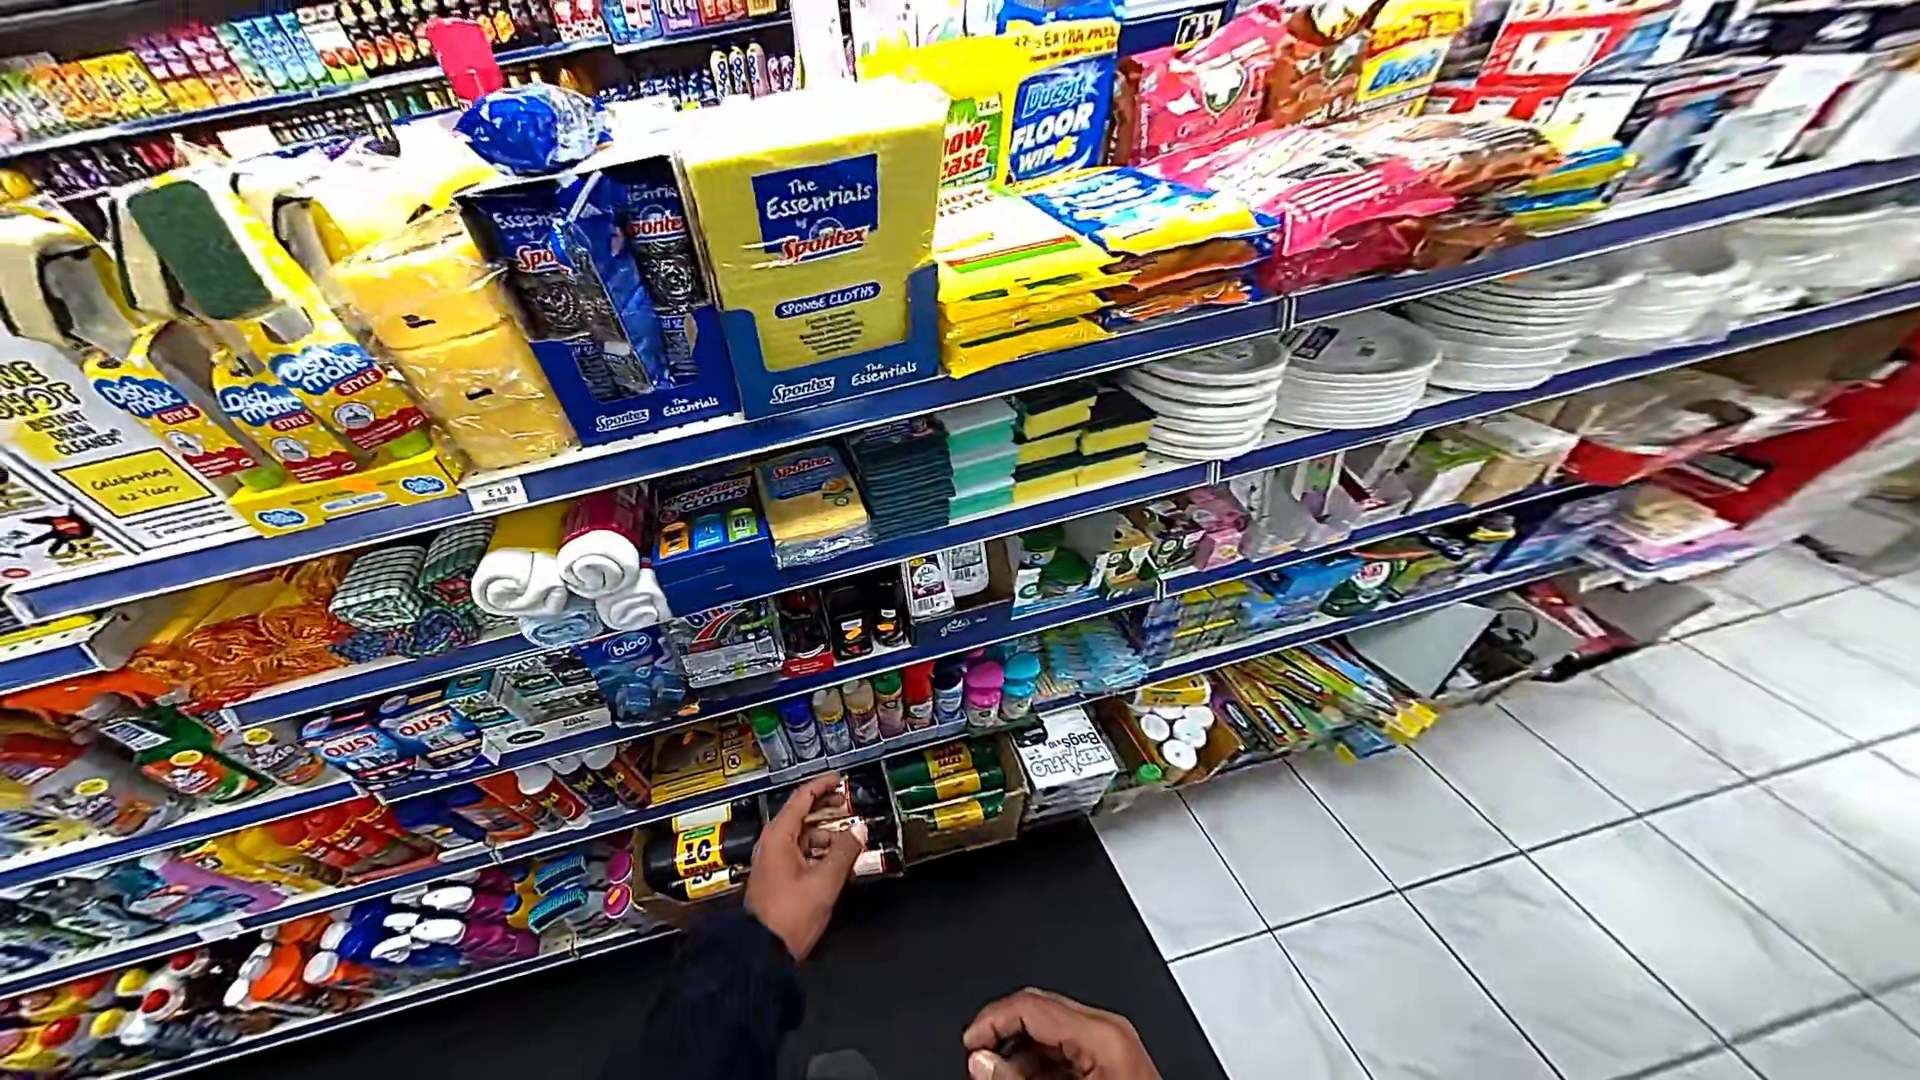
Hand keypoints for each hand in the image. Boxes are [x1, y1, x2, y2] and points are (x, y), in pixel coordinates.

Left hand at [745, 772, 862, 961]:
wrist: (760, 955)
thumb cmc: (789, 915)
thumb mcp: (824, 881)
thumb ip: (845, 851)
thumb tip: (860, 829)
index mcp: (779, 836)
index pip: (802, 797)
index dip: (823, 785)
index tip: (841, 780)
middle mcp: (773, 843)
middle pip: (803, 815)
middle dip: (829, 810)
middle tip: (851, 807)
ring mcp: (774, 860)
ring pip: (804, 836)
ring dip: (828, 834)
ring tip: (851, 840)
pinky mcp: (778, 877)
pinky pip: (802, 853)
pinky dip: (820, 851)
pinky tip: (838, 861)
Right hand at [963, 988, 1160, 1079]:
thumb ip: (1019, 1077)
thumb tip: (982, 1059)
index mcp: (1102, 1031)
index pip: (1031, 1003)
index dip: (992, 1019)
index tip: (970, 1040)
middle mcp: (1109, 1028)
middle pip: (1040, 1010)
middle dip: (1003, 1032)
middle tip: (978, 1059)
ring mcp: (1114, 1042)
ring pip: (1051, 1029)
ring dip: (1020, 1050)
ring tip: (998, 1074)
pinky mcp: (1114, 1058)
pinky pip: (1067, 1047)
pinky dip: (1040, 1062)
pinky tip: (1024, 1079)